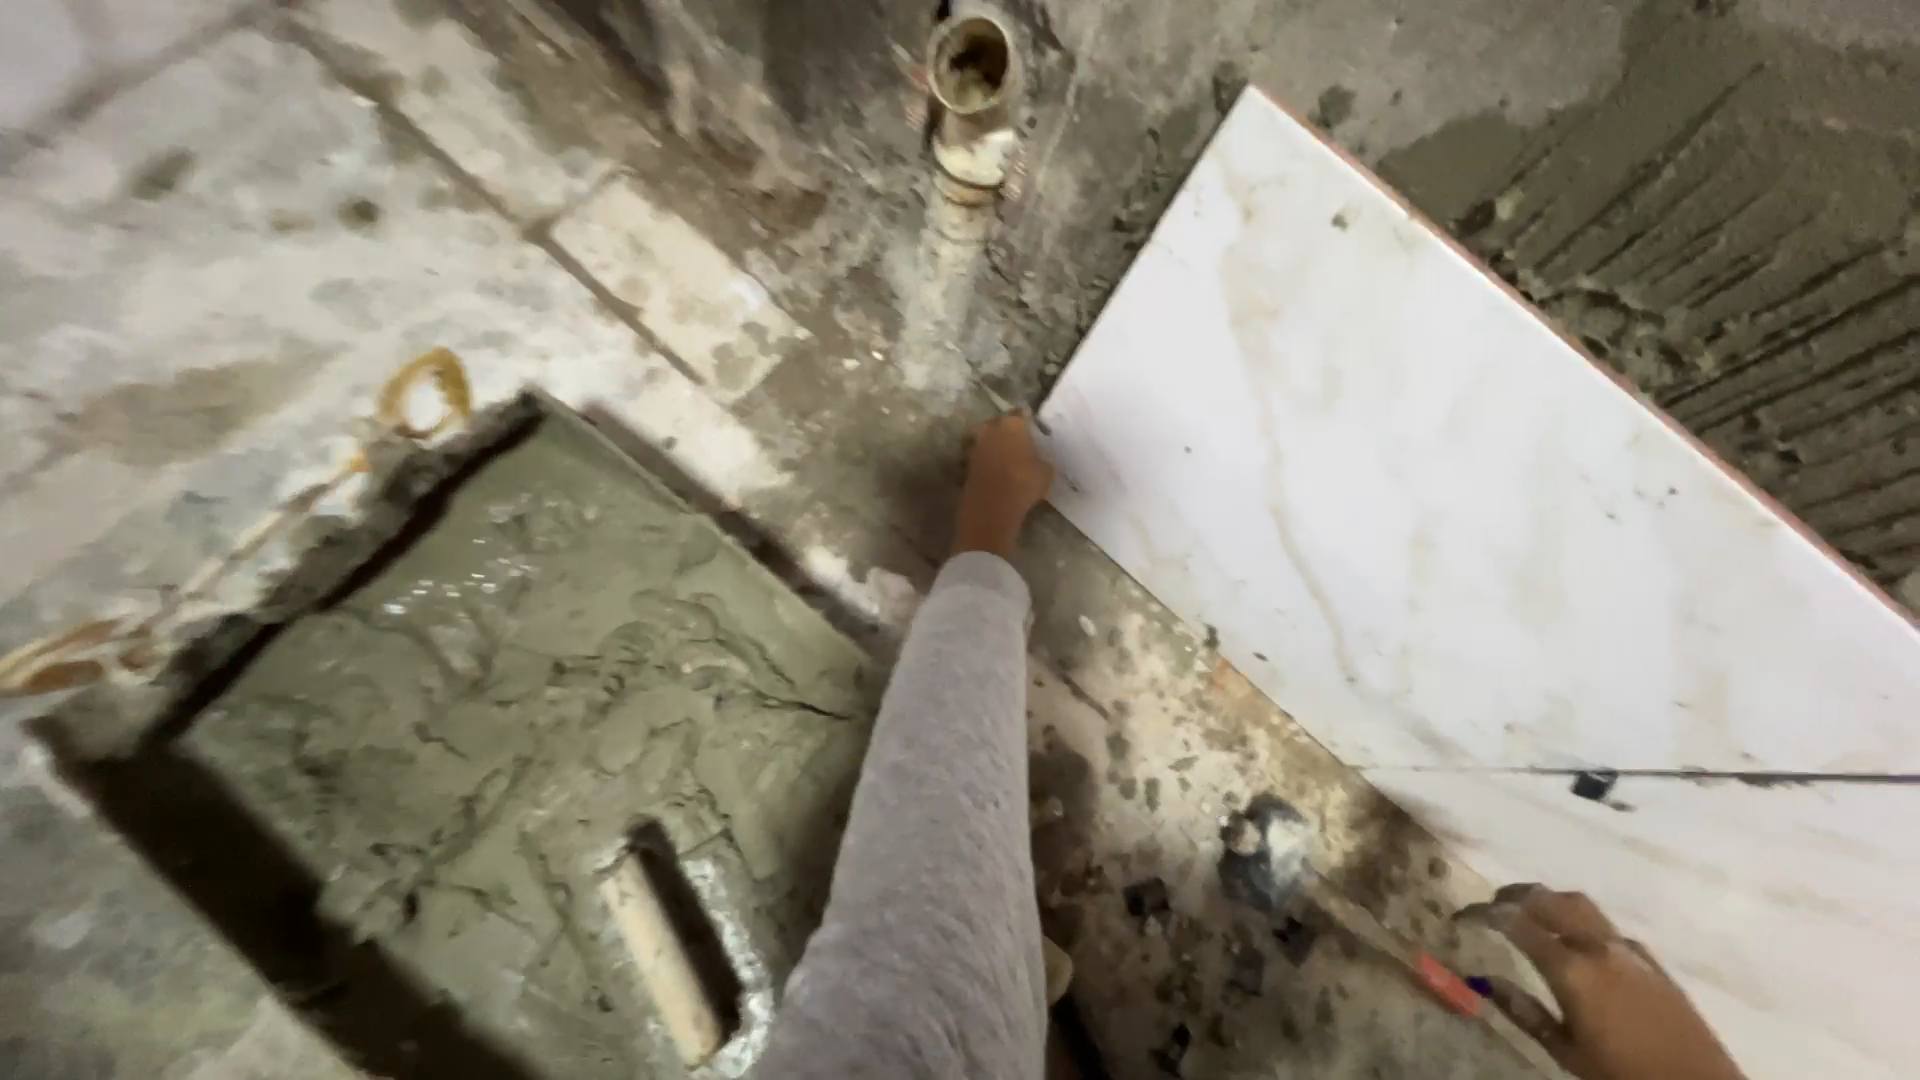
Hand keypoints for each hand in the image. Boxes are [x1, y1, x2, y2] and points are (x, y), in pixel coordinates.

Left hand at [953, 411, 1054, 558]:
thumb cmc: (1024, 481)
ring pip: (986, 439)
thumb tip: (1039, 461)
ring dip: (993, 444)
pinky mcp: (966, 463)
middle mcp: (991, 429)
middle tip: (1017, 438)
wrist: (992, 505)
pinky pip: (979, 456)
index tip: (1032, 424)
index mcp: (1012, 424)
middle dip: (1006, 429)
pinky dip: (985, 460)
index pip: (1021, 414)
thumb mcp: (1046, 472)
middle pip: (998, 423)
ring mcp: (975, 446)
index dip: (1027, 419)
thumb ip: (1042, 460)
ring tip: (1004, 454)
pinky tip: (994, 469)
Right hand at [1475, 884, 1743, 1079]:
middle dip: (1514, 896)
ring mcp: (1631, 953)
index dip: (1482, 913)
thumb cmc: (1625, 1077)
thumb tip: (1484, 980)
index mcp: (1571, 970)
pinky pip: (1609, 929)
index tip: (1462, 916)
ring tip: (1532, 915)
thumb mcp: (1566, 1052)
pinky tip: (1580, 946)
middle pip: (1549, 899)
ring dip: (1550, 903)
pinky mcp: (1655, 965)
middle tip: (1492, 906)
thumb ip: (1524, 1012)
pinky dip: (1583, 924)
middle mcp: (1598, 949)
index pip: (1513, 922)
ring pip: (1581, 905)